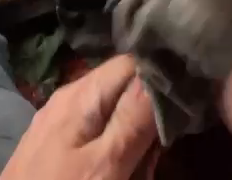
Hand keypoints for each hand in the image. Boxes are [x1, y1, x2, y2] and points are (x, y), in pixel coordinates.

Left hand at [0, 54, 158, 179]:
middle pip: (122, 88)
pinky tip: (115, 173)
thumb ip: (134, 117)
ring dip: (130, 139)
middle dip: (145, 116)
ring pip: (109, 115)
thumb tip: (161, 66)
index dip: (160, 79)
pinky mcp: (50, 149)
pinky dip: (110, 151)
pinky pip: (92, 137)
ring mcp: (56, 124)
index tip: (181, 107)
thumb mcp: (104, 166)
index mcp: (80, 93)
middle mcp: (67, 97)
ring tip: (138, 170)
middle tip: (155, 154)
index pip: (132, 62)